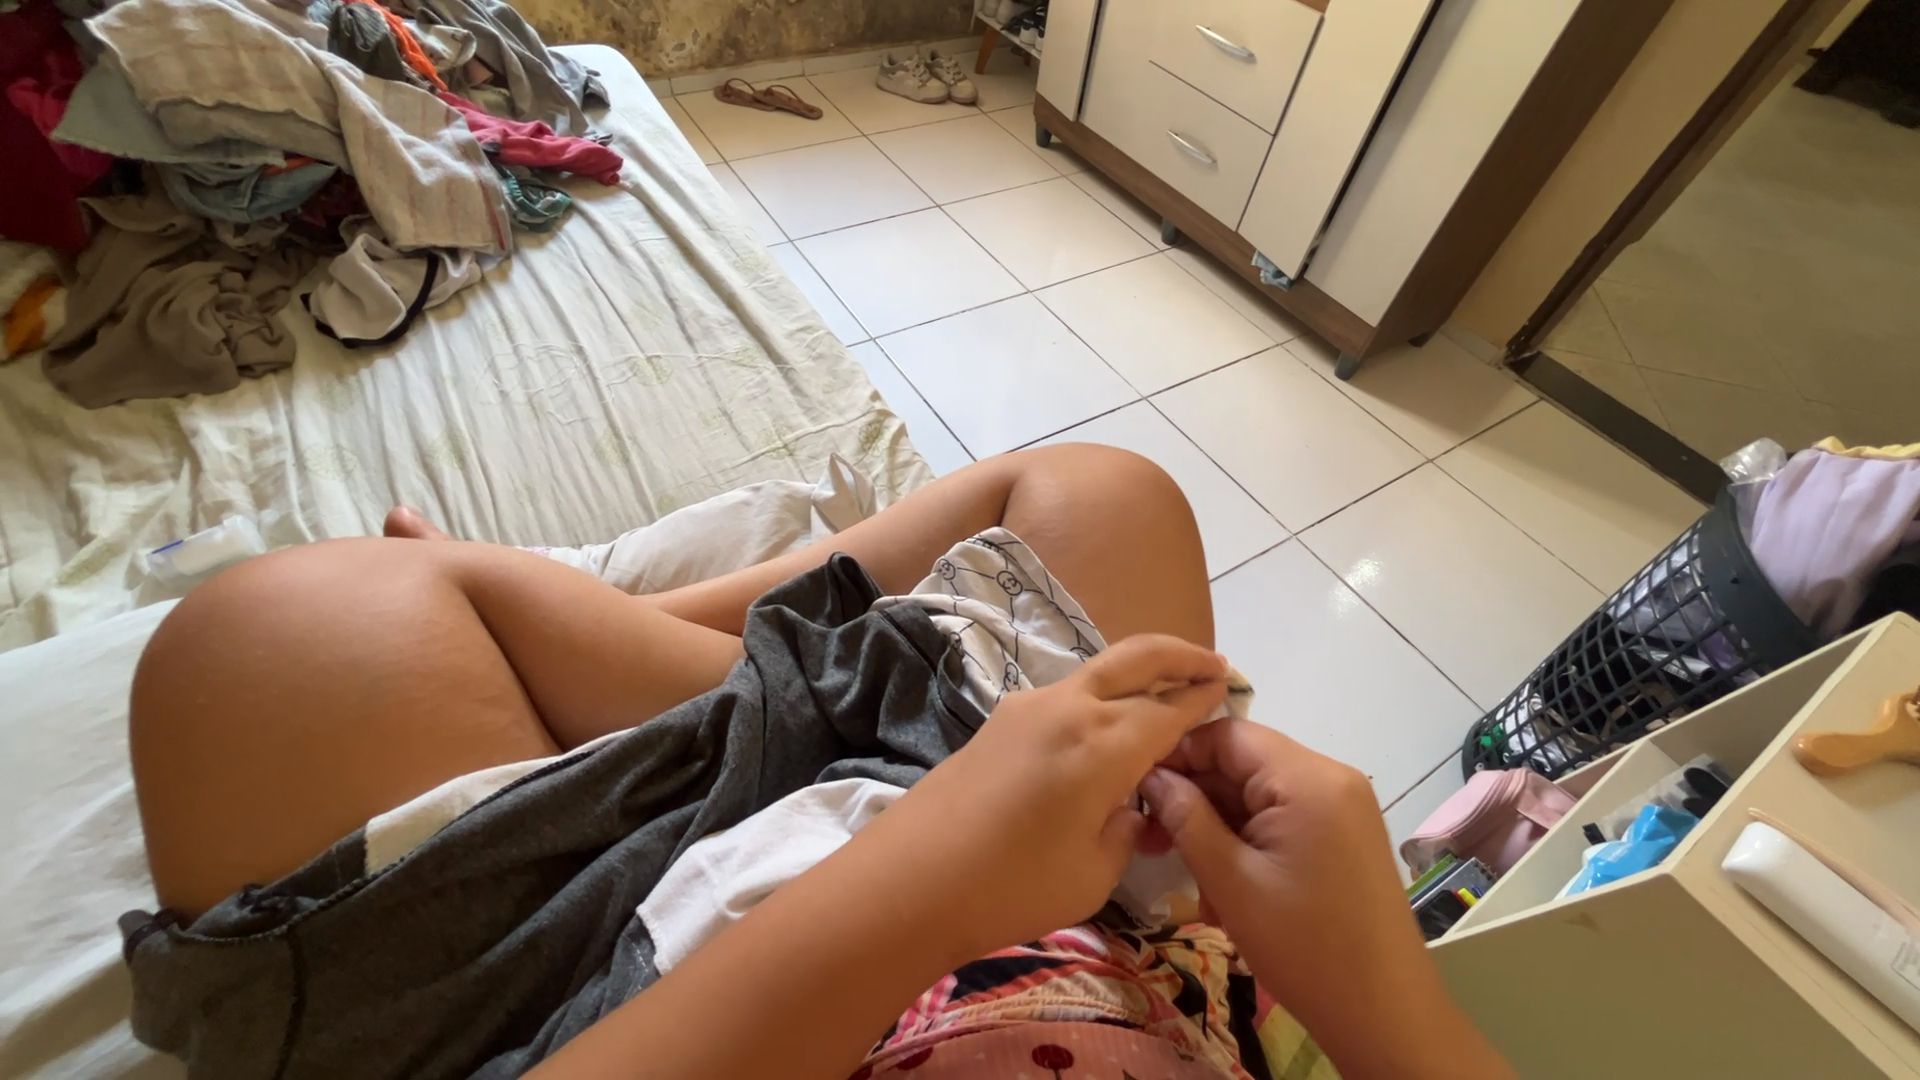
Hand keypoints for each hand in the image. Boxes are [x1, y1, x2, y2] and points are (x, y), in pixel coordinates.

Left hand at [851, 634, 1228, 960]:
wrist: (915, 876)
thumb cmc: (1013, 885)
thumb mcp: (1093, 871)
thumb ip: (1127, 829)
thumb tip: (1137, 808)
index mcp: (1103, 743)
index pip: (1168, 708)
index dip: (1201, 697)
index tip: (1227, 684)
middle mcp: (1070, 707)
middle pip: (1135, 659)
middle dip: (1179, 655)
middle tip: (1211, 663)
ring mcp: (1030, 705)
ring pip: (1098, 673)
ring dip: (1136, 674)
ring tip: (1163, 692)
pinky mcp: (1003, 718)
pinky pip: (1066, 696)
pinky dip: (1100, 698)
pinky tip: (1105, 728)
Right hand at [1140, 723, 1511, 1078]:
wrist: (1389, 1021)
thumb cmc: (1305, 947)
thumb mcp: (1230, 880)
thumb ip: (1185, 815)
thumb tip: (1150, 775)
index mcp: (1308, 778)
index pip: (1227, 734)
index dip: (1178, 754)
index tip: (1141, 789)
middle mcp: (1330, 776)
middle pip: (1241, 762)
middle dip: (1196, 798)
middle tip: (1155, 841)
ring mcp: (1342, 805)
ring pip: (1256, 792)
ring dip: (1217, 826)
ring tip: (1194, 880)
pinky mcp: (1343, 832)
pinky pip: (1280, 815)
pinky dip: (1247, 840)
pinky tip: (1228, 887)